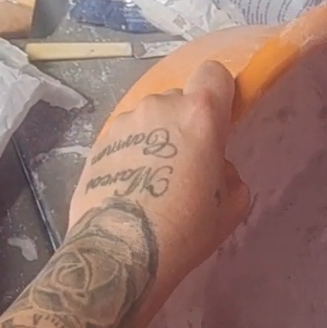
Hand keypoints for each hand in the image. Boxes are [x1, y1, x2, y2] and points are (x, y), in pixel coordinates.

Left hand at [68, 59, 249, 301]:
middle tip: (184, 163)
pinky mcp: (97, 141)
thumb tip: (214, 168)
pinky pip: (125, 137)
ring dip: (155, 137)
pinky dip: (131, 152)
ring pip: (148, 118)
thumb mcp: (229, 208)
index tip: (219, 121)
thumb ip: (229, 174)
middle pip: (179, 99)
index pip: (214, 73)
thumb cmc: (185, 230)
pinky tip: (128, 186)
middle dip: (184, 123)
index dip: (219, 93)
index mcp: (199, 115)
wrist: (120, 253)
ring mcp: (123, 122)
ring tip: (151, 179)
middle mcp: (159, 106)